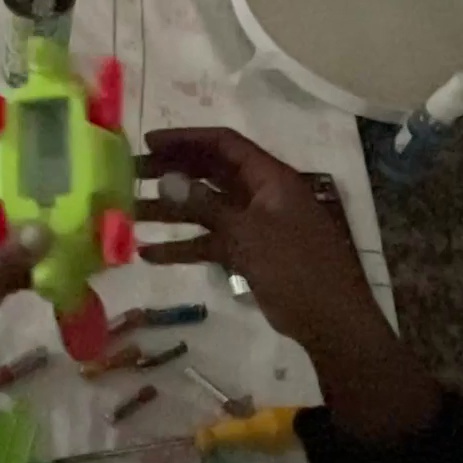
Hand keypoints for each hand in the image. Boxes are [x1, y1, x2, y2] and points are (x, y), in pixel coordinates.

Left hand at [0, 150, 44, 418]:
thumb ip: (8, 258)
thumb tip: (48, 228)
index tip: (12, 144)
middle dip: (18, 192)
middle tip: (59, 184)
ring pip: (2, 237)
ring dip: (30, 231)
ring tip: (69, 221)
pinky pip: (10, 268)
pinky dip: (32, 266)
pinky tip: (62, 269)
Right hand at [136, 127, 440, 441]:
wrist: (332, 323)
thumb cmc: (297, 268)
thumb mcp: (249, 232)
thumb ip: (207, 205)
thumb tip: (168, 181)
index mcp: (270, 178)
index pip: (223, 144)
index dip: (185, 139)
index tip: (148, 143)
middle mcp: (259, 194)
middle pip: (208, 173)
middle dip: (170, 171)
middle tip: (130, 174)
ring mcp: (252, 224)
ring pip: (204, 208)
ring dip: (169, 211)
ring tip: (129, 212)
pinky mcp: (246, 252)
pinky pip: (208, 241)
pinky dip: (182, 246)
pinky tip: (148, 254)